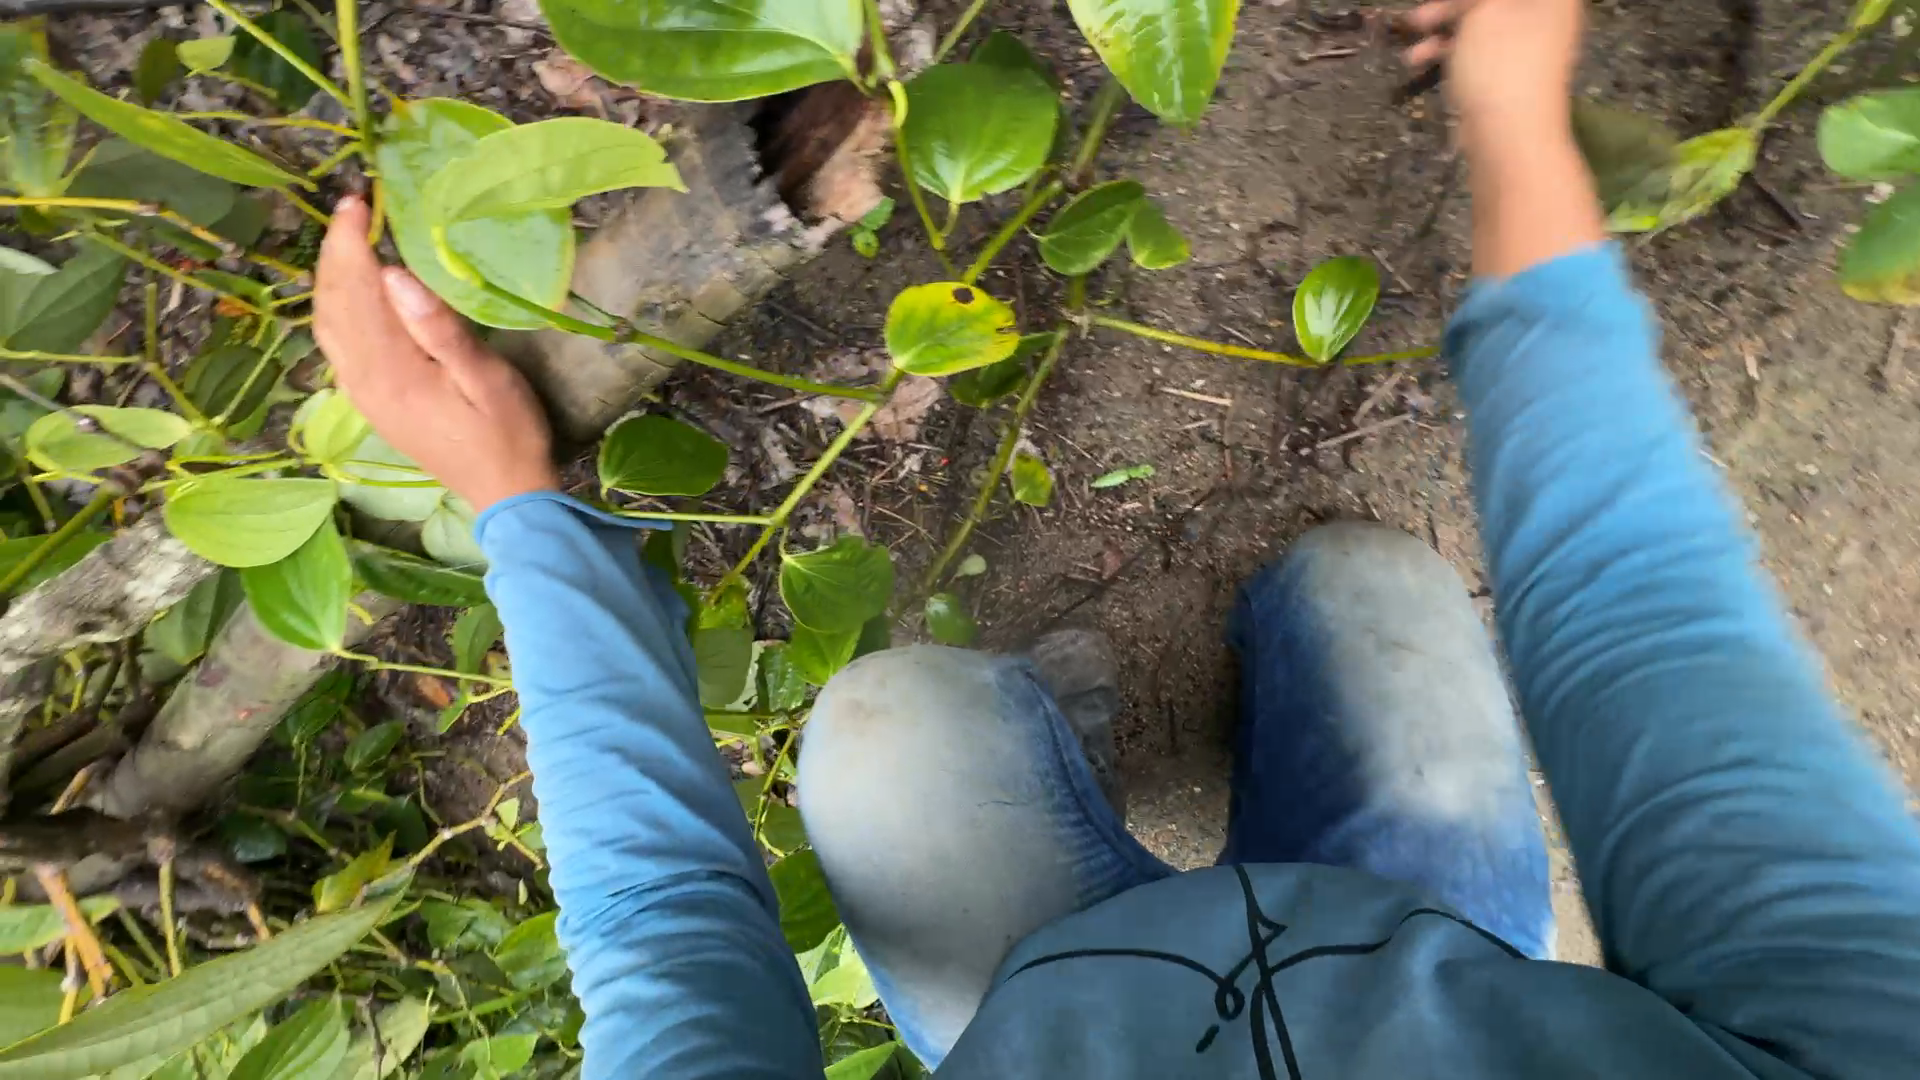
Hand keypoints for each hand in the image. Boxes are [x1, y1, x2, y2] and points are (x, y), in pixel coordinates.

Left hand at [314, 195, 560, 512]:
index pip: (358, 292)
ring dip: (331, 281)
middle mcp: (363, 380)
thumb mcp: (490, 381)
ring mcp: (364, 396)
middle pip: (333, 304)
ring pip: (328, 326)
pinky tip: (351, 303)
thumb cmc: (510, 436)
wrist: (505, 493)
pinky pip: (338, 348)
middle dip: (336, 254)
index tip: (357, 203)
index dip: (351, 244)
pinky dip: (337, 312)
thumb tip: (396, 276)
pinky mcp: (374, 406)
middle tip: (350, 214)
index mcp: (392, 370)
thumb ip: (441, 331)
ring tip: (347, 248)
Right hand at [1400, 0, 1583, 151]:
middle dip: (1450, 9)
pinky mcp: (1508, 74)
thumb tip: (1465, 2)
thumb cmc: (1499, 63)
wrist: (1509, 131)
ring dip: (1441, 37)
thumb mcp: (1483, 12)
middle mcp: (1544, 13)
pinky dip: (1450, 56)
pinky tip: (1422, 65)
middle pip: (1492, 4)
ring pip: (1479, 29)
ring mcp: (1527, 46)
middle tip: (1416, 21)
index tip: (1439, 1)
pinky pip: (1477, 53)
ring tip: (1410, 55)